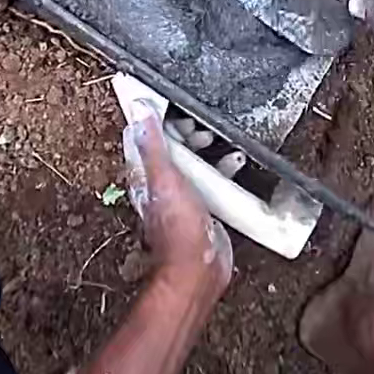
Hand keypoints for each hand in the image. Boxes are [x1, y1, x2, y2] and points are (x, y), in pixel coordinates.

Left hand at [122, 105, 233, 305]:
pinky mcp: (203, 208)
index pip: (142, 139)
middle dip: (185, 133)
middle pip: (170, 149)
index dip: (153, 119)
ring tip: (219, 139)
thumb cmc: (179, 228)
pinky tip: (235, 164)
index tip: (169, 104)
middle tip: (200, 125)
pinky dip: (221, 169)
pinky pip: (210, 181)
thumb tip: (138, 108)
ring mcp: (182, 197)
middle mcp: (161, 185)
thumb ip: (154, 145)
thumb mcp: (166, 179)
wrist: (199, 268)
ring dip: (204, 149)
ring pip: (191, 163)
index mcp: (145, 176)